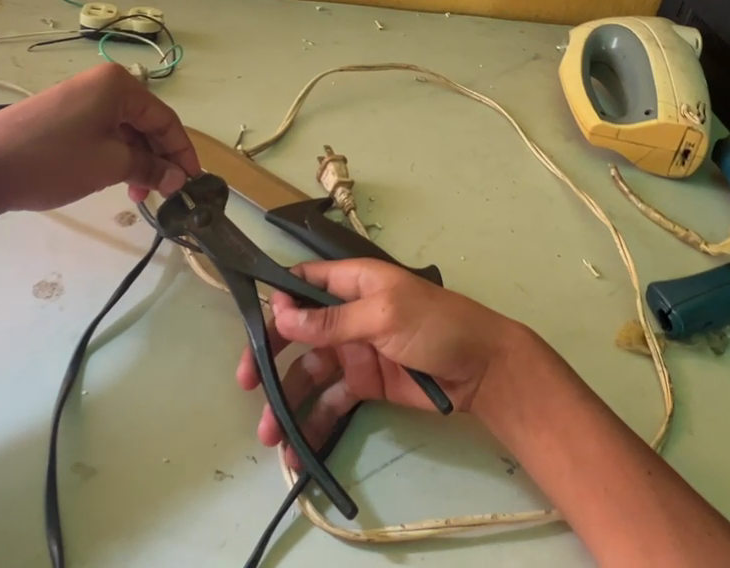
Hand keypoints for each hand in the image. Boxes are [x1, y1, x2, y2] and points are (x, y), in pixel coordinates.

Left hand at [0, 63, 200, 213]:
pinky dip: (112, 155)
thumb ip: (151, 169)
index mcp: (119, 85)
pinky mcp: (56, 116)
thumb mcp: (111, 166)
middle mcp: (100, 84)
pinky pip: (98, 133)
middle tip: (164, 192)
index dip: (182, 153)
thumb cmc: (53, 160)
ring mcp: (75, 99)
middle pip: (144, 123)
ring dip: (135, 161)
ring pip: (122, 130)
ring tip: (135, 193)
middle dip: (158, 159)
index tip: (192, 183)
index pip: (165, 119)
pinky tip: (111, 180)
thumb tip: (178, 180)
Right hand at [236, 260, 532, 465]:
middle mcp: (349, 313)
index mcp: (355, 282)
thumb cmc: (437, 324)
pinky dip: (313, 422)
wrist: (482, 369)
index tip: (255, 326)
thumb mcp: (385, 314)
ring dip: (287, 399)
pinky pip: (331, 401)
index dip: (278, 299)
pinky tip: (298, 448)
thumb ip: (333, 319)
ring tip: (270, 433)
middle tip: (247, 384)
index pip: (305, 282)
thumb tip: (282, 313)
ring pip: (309, 372)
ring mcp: (356, 350)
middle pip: (298, 331)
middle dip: (269, 355)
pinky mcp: (365, 384)